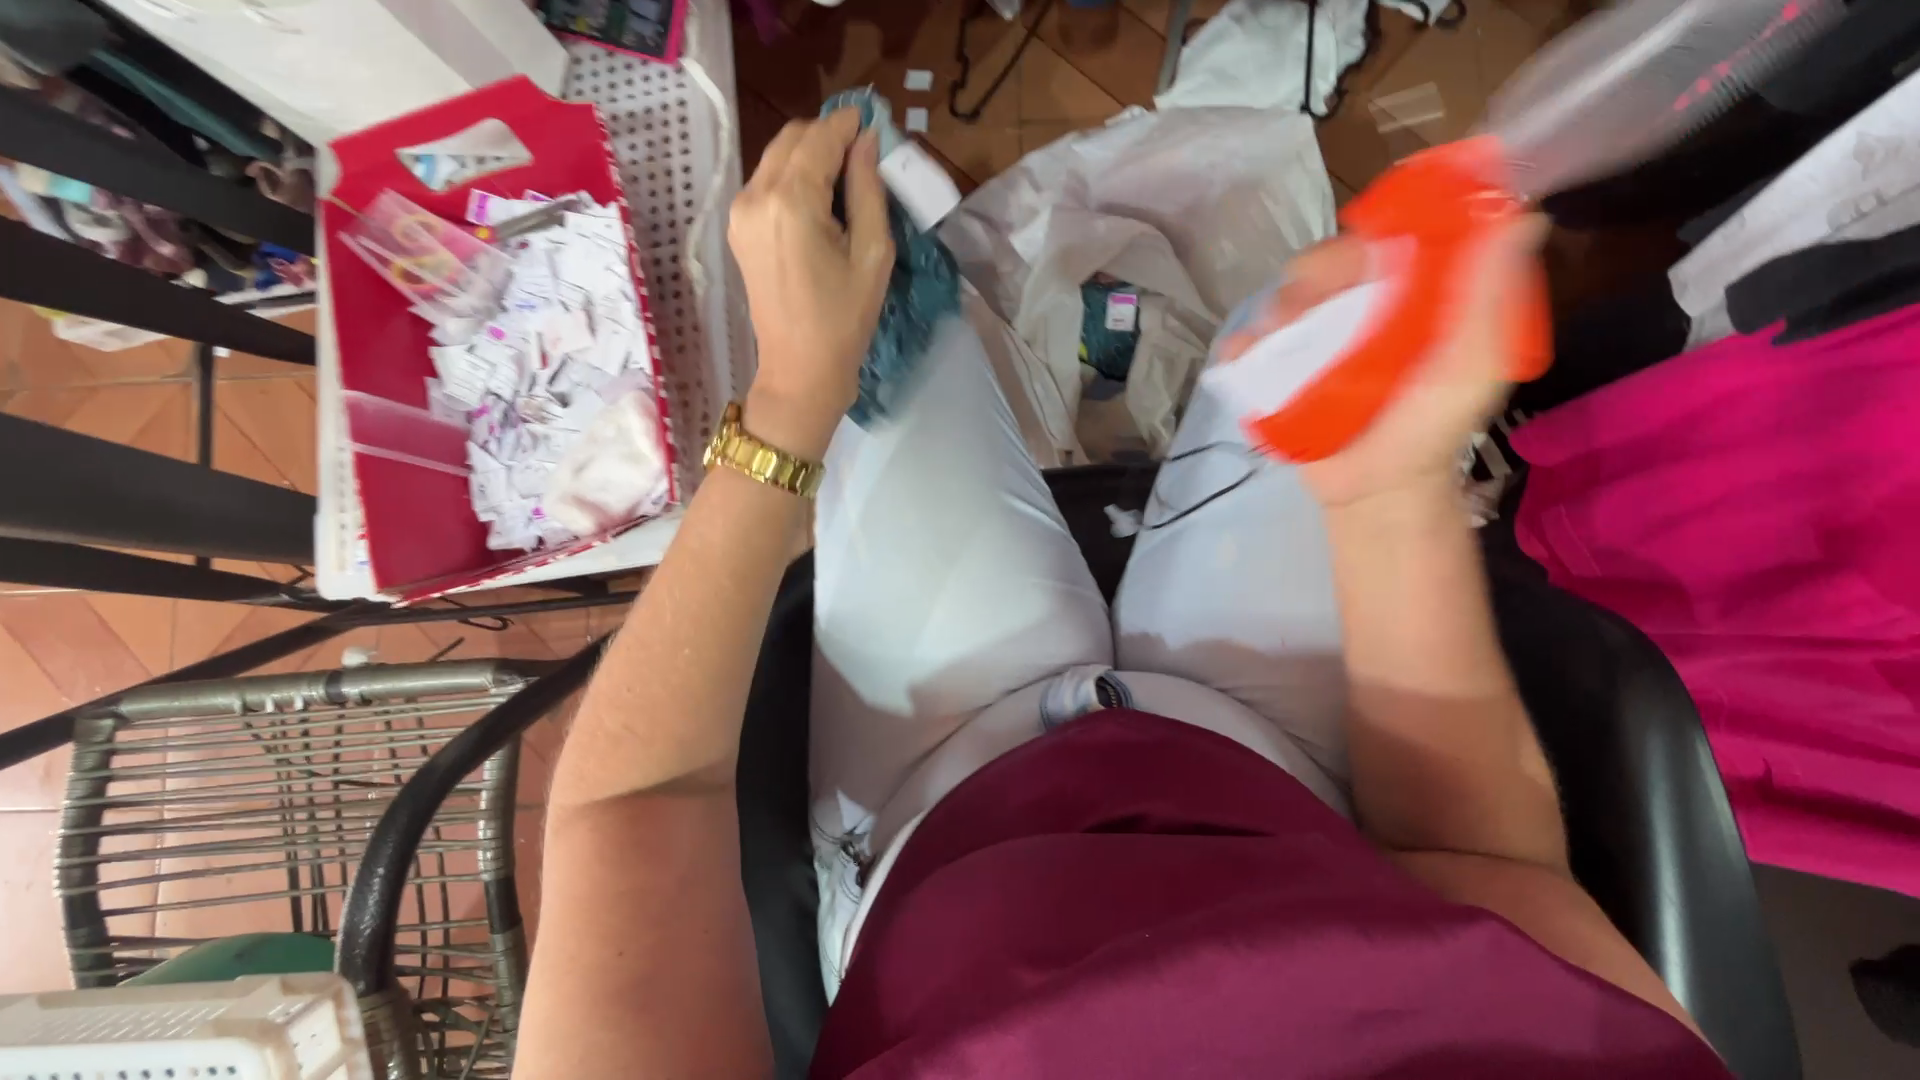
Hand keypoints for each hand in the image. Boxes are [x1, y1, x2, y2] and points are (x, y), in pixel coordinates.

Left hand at [727, 108, 893, 458]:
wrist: (801, 370)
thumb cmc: (845, 319)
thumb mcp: (873, 253)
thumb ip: (869, 189)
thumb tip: (866, 143)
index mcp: (790, 201)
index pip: (821, 137)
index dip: (850, 124)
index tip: (875, 126)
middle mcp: (755, 195)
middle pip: (793, 137)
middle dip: (828, 136)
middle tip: (863, 156)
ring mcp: (740, 211)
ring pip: (777, 157)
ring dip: (810, 156)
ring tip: (844, 183)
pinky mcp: (737, 228)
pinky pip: (766, 182)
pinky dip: (793, 178)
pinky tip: (819, 204)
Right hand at [1261, 213, 1547, 509]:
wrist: (1376, 490)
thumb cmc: (1430, 428)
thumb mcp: (1475, 364)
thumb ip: (1490, 299)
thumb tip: (1521, 217)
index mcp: (1403, 300)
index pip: (1379, 243)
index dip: (1365, 235)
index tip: (1359, 248)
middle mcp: (1352, 314)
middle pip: (1319, 268)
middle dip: (1309, 277)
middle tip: (1309, 305)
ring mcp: (1310, 345)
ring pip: (1279, 304)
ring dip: (1275, 313)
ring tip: (1281, 339)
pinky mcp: (1275, 376)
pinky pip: (1246, 349)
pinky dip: (1239, 348)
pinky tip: (1244, 356)